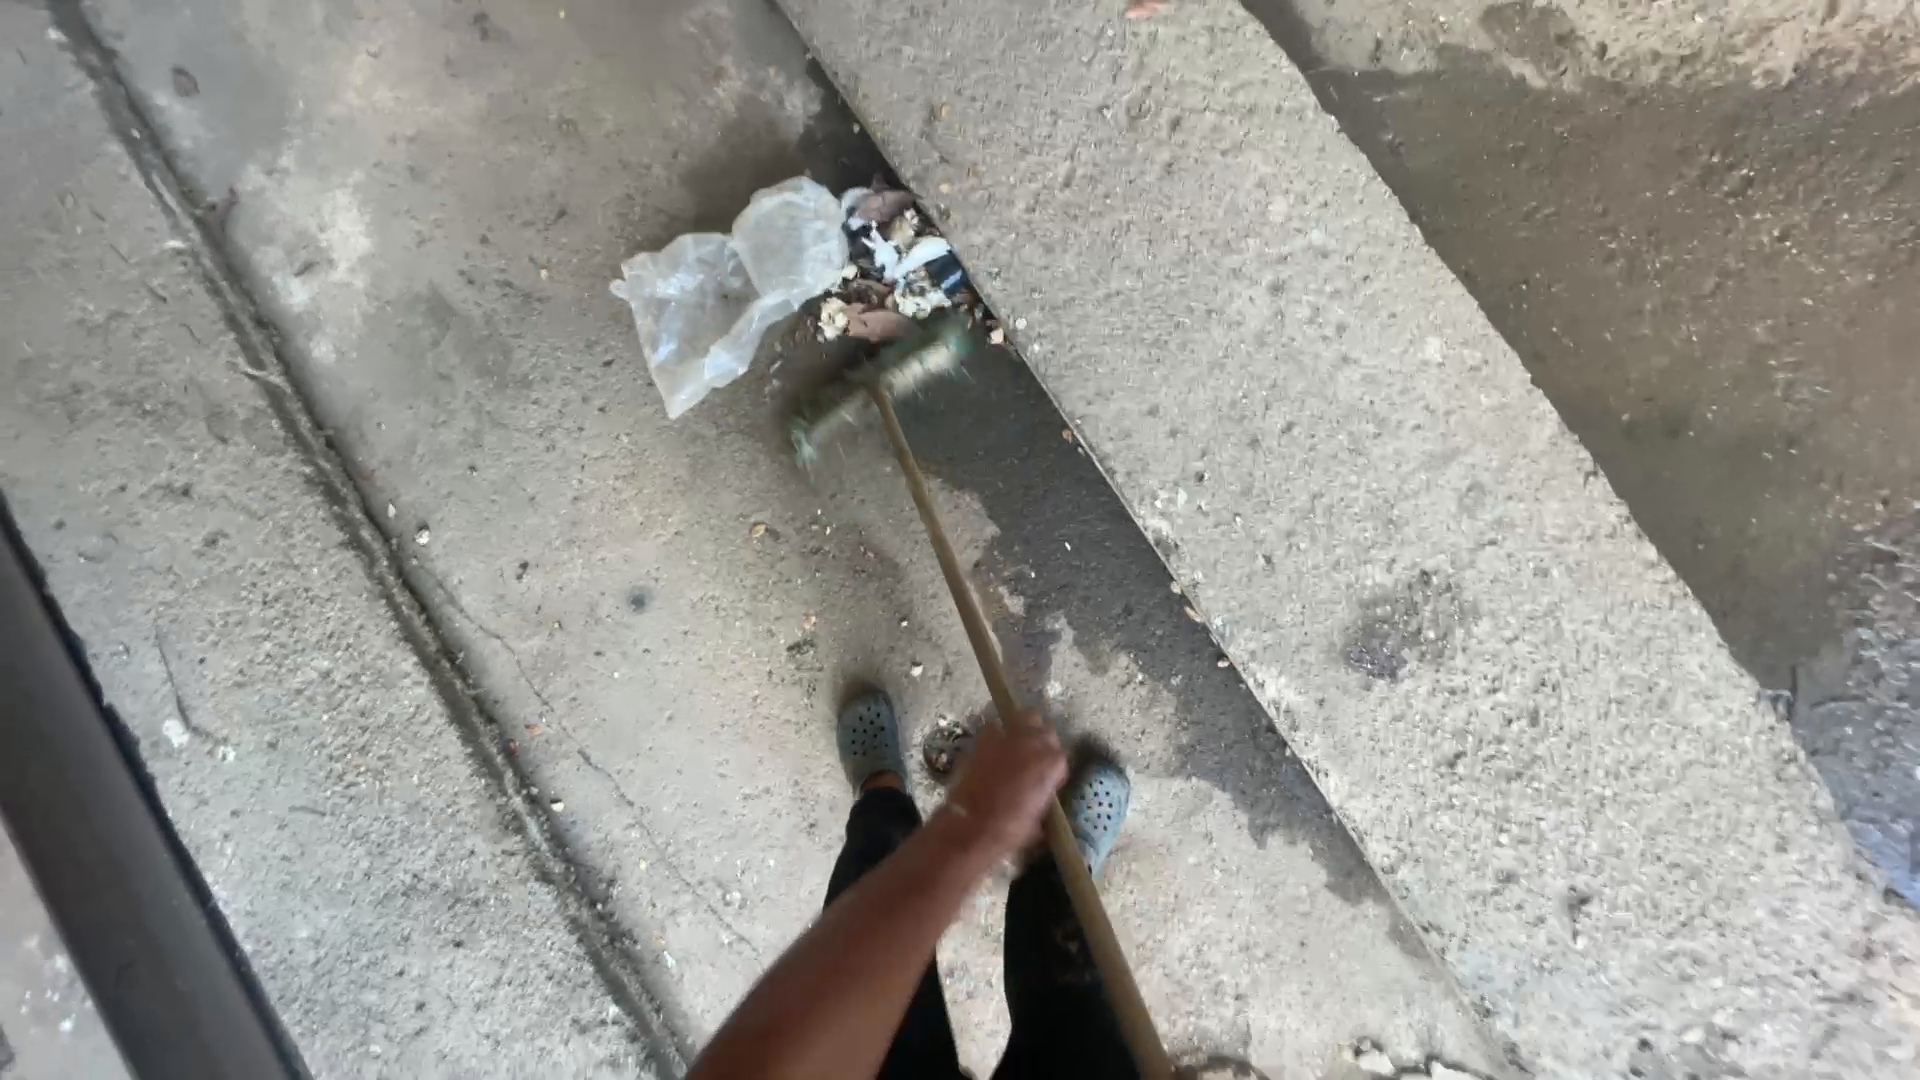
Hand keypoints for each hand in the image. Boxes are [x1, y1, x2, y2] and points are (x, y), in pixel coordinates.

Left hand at [941, 713, 1066, 860]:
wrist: (974, 824)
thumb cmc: (1011, 828)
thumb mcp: (1037, 818)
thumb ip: (1042, 798)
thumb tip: (1038, 797)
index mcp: (1053, 764)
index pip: (1062, 755)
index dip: (1054, 765)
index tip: (1048, 775)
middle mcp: (1036, 744)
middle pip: (1047, 729)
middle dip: (1043, 739)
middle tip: (1035, 754)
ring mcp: (1010, 737)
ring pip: (1026, 717)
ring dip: (1025, 726)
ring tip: (1019, 740)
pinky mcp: (986, 738)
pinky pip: (995, 727)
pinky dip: (996, 733)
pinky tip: (994, 744)